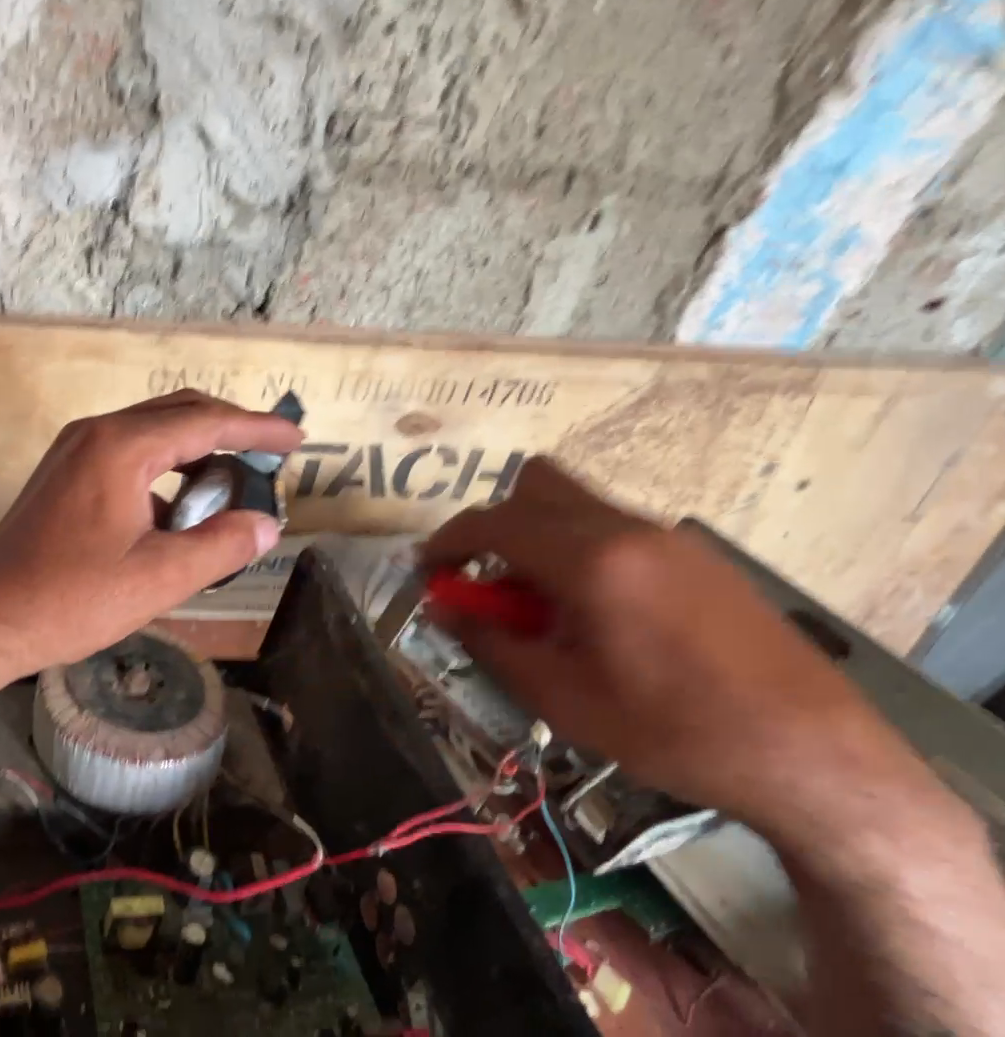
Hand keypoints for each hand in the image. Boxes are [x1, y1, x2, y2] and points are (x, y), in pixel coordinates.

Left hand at [0, 391, 301, 683]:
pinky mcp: (60, 474)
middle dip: (226, 430)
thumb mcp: (159, 578)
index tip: (295, 440)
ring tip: (227, 489)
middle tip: (269, 457)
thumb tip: (266, 525)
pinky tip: (174, 513)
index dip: (256, 429)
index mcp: (121, 447)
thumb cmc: (71, 599)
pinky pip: (124, 454)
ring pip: (148, 433)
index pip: (205, 422)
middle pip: (176, 413)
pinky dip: (160, 471)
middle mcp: (94, 434)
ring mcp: (71, 451)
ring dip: (192, 452)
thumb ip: (221, 545)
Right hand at [421, 458, 929, 838]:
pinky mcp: (700, 557)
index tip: (426, 573)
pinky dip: (581, 551)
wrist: (812, 754)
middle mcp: (629, 530)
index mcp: (591, 561)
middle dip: (493, 525)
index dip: (446, 543)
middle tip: (485, 580)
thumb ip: (489, 642)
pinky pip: (616, 530)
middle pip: (536, 486)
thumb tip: (442, 608)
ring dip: (538, 538)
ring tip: (539, 608)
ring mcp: (671, 538)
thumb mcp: (559, 697)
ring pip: (578, 505)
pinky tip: (595, 615)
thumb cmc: (671, 731)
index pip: (493, 522)